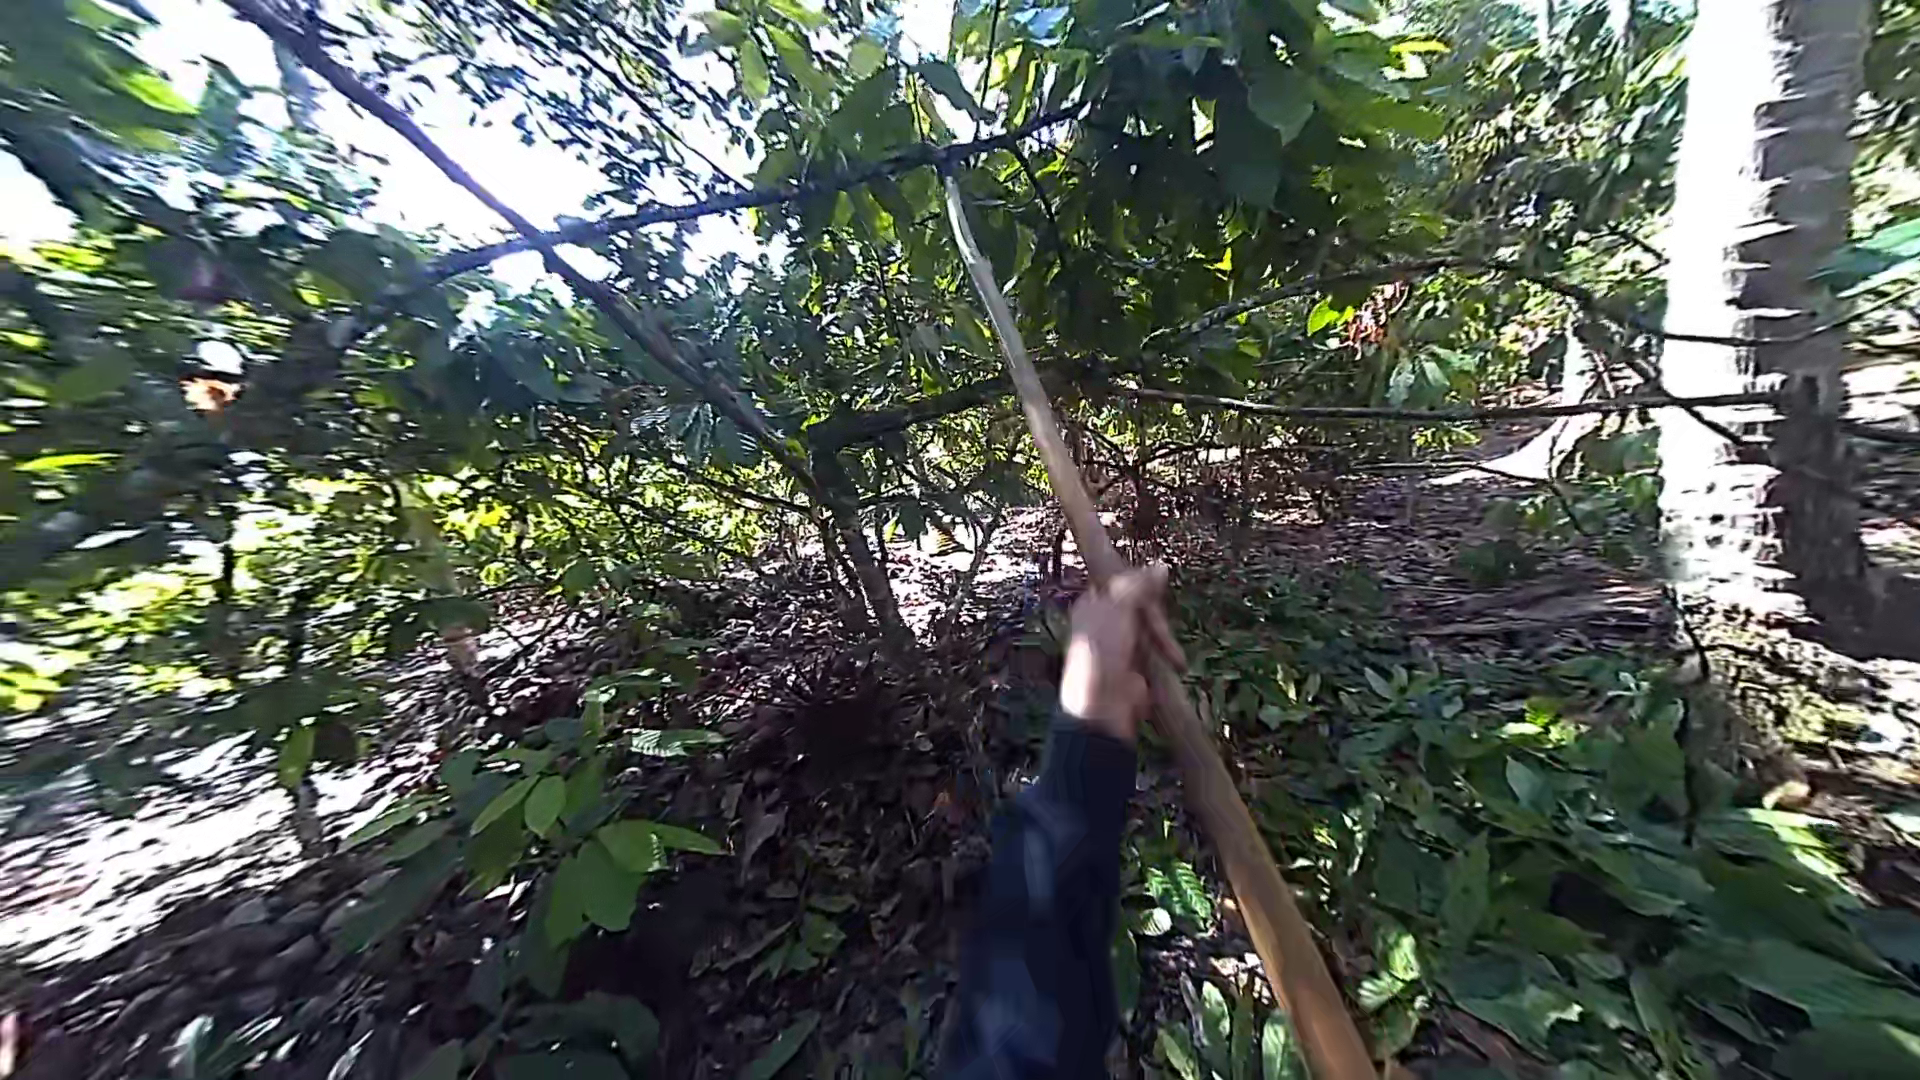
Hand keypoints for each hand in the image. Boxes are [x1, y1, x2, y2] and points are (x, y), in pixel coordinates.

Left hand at [1058, 565, 1184, 742]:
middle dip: (1155, 619)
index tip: (1159, 587)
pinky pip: (1156, 653)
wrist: (1103, 704)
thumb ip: (1138, 585)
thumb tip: (1161, 565)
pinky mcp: (1136, 665)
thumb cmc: (1102, 651)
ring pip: (1150, 630)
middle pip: (1140, 607)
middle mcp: (1105, 622)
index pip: (1120, 583)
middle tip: (1160, 631)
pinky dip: (1165, 657)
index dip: (1140, 584)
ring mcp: (1121, 645)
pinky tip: (1174, 664)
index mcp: (1092, 605)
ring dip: (1163, 642)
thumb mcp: (1119, 608)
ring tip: (1172, 658)